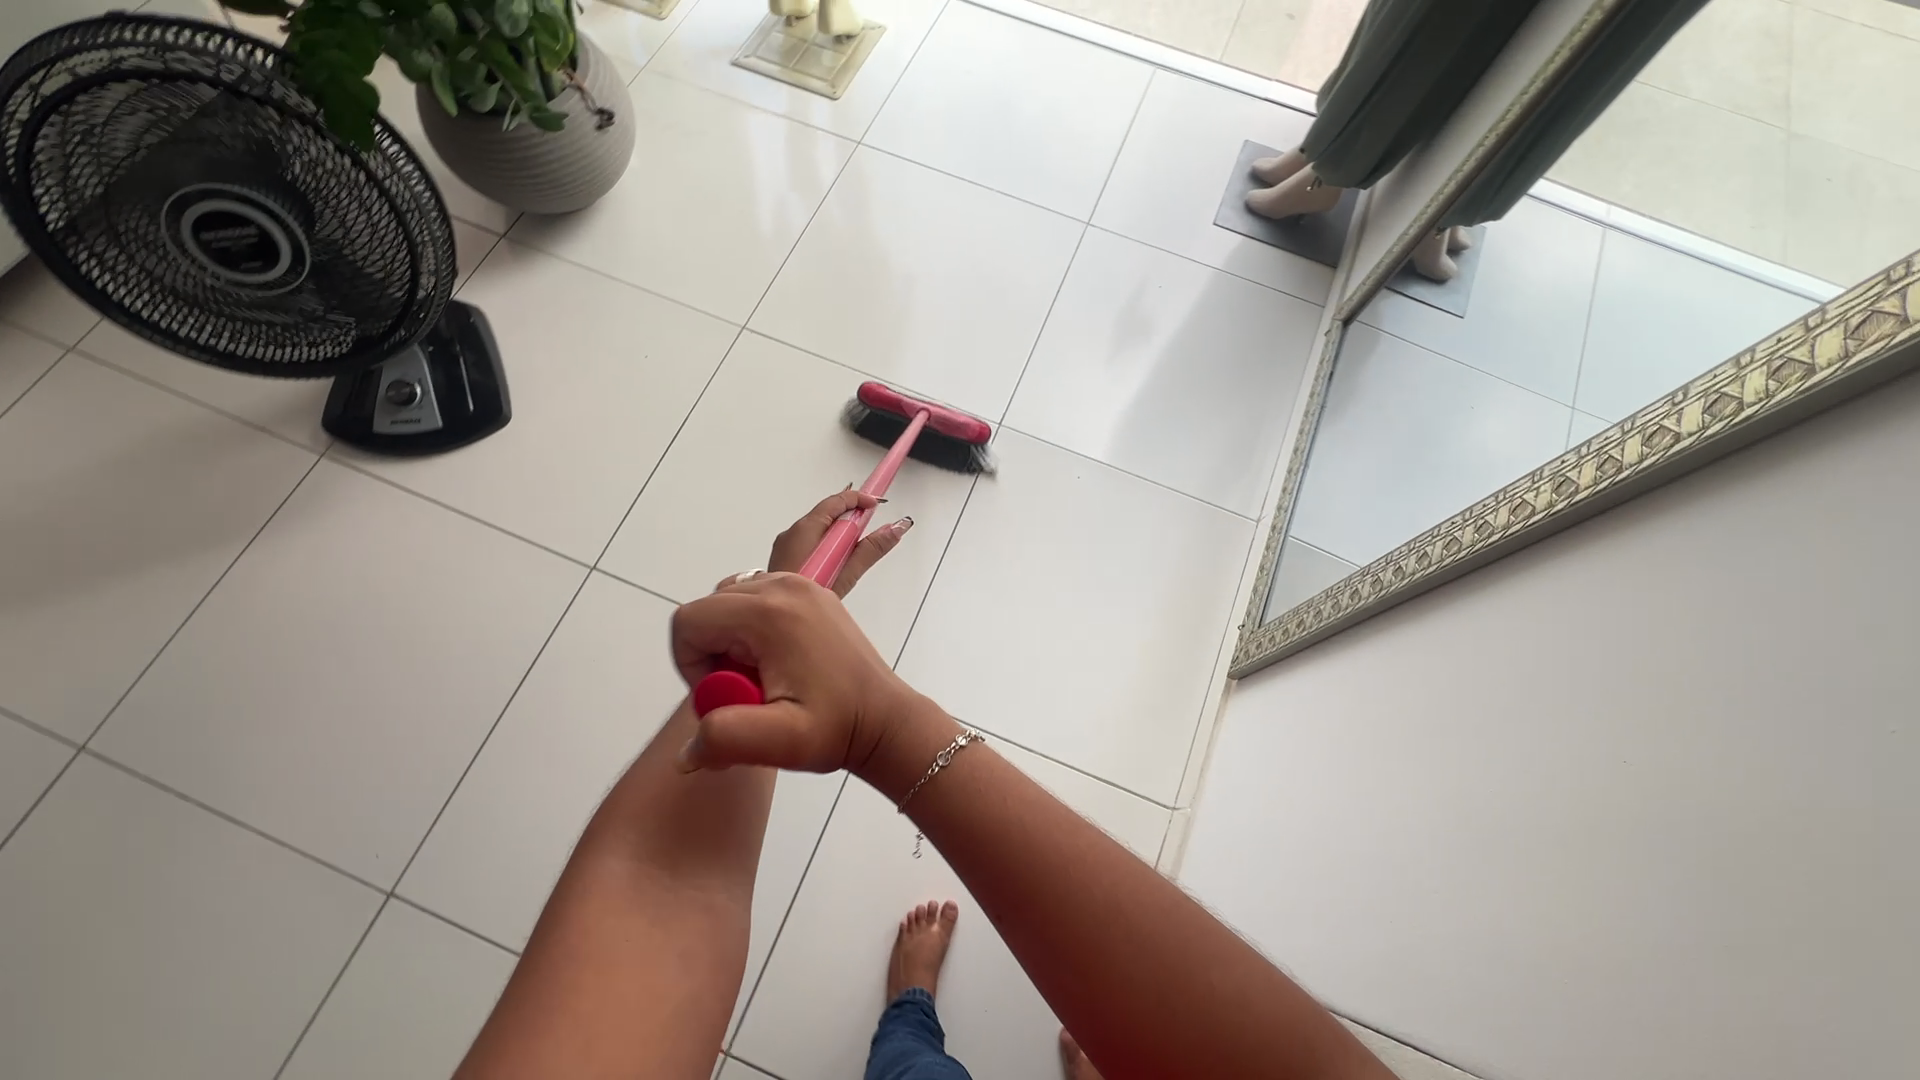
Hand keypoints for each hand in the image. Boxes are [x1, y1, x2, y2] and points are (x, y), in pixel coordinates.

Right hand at [672, 573, 931, 775]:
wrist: (885, 720)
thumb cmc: (837, 728)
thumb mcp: (780, 742)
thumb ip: (724, 739)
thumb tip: (684, 752)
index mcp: (770, 612)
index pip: (689, 621)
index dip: (691, 664)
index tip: (723, 694)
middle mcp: (784, 585)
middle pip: (709, 608)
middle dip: (710, 652)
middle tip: (743, 690)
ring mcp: (802, 585)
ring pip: (731, 602)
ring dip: (730, 640)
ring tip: (761, 678)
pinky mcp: (813, 594)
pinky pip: (758, 599)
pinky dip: (752, 629)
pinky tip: (777, 664)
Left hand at [759, 488, 913, 596]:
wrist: (778, 617)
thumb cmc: (808, 598)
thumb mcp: (848, 573)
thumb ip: (872, 548)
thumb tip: (896, 528)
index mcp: (806, 530)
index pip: (836, 501)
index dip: (859, 499)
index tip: (876, 504)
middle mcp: (792, 532)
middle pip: (827, 514)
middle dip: (850, 518)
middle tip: (870, 528)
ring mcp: (785, 544)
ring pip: (818, 528)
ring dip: (838, 533)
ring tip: (852, 552)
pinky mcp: (784, 556)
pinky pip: (809, 541)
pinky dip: (826, 544)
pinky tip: (834, 562)